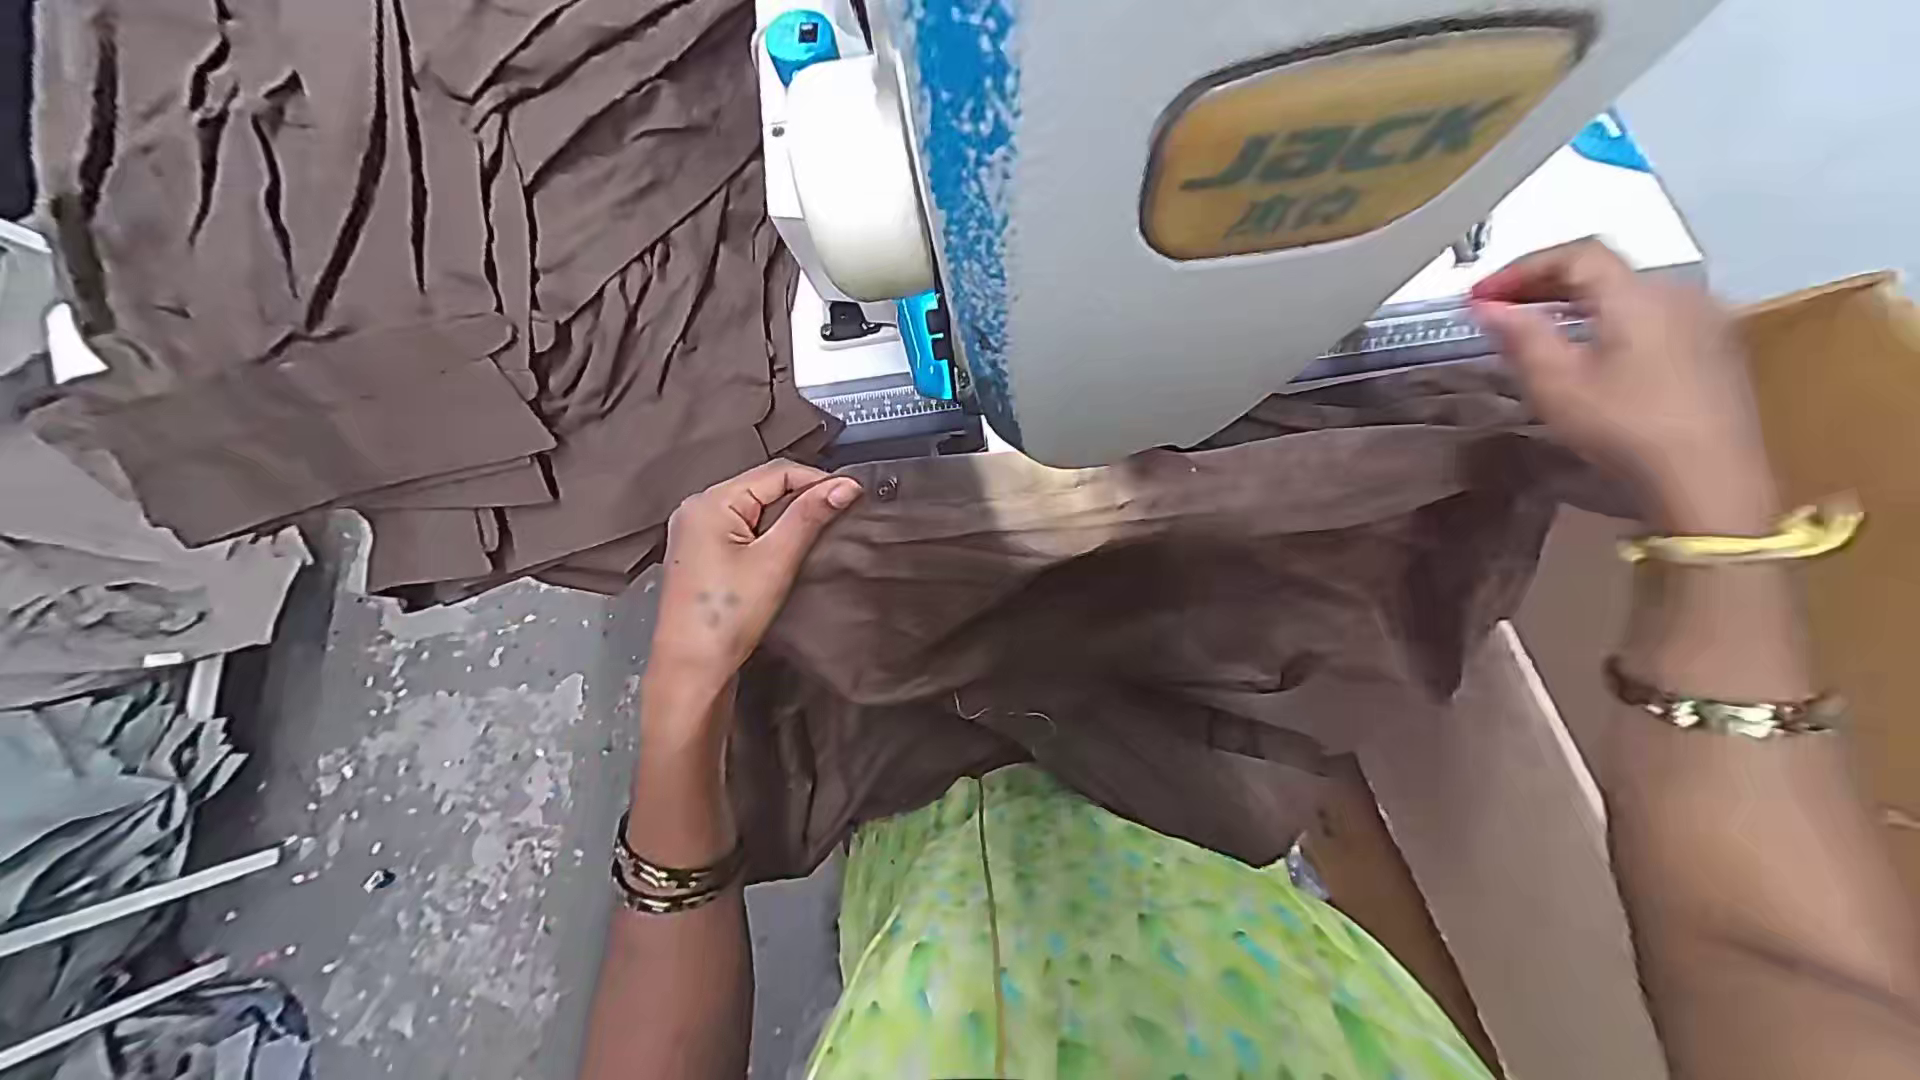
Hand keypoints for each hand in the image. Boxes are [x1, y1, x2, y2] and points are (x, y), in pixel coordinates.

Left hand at [648, 460, 861, 698]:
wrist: (692, 667)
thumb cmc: (726, 616)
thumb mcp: (775, 560)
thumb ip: (809, 516)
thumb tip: (843, 486)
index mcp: (710, 502)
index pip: (776, 472)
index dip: (818, 480)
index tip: (852, 495)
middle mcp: (698, 508)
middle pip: (765, 485)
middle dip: (805, 495)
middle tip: (841, 511)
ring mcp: (698, 530)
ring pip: (757, 505)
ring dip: (790, 512)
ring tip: (823, 526)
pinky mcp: (704, 550)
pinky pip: (745, 524)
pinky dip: (772, 529)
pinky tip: (791, 543)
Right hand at [1470, 238, 1781, 533]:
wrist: (1706, 472)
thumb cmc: (1622, 424)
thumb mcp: (1556, 382)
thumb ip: (1520, 336)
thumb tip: (1485, 306)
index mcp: (1638, 296)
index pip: (1577, 254)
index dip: (1520, 267)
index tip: (1477, 296)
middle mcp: (1677, 293)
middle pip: (1602, 270)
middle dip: (1539, 282)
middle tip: (1492, 309)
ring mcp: (1700, 318)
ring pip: (1622, 291)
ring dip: (1568, 300)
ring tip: (1526, 326)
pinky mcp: (1708, 345)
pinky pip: (1643, 313)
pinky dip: (1598, 317)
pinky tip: (1577, 345)